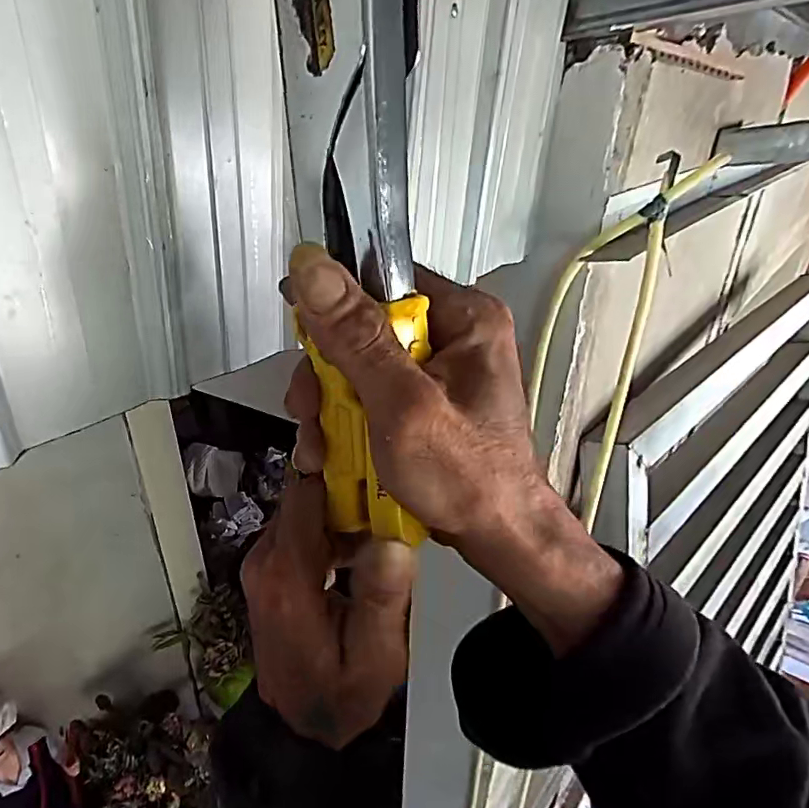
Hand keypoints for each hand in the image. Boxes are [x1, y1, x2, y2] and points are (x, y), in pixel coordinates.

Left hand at [241, 469, 414, 748]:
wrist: (299, 726)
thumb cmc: (339, 696)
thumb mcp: (376, 658)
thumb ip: (382, 597)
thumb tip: (391, 539)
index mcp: (287, 578)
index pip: (302, 497)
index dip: (330, 466)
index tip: (366, 451)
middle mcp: (264, 563)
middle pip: (300, 500)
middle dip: (343, 489)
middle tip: (387, 491)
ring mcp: (261, 566)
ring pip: (299, 513)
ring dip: (337, 511)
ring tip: (380, 518)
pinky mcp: (267, 573)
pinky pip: (296, 533)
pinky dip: (326, 530)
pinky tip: (358, 547)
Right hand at [283, 245, 621, 654]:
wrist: (495, 536)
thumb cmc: (469, 479)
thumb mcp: (403, 404)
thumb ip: (356, 338)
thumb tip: (314, 271)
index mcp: (463, 318)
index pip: (378, 284)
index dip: (334, 318)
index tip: (314, 360)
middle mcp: (451, 336)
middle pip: (358, 330)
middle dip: (326, 379)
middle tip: (316, 416)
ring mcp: (435, 370)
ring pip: (354, 367)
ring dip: (329, 408)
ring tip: (326, 448)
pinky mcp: (420, 399)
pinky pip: (364, 394)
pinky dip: (345, 422)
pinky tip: (338, 451)